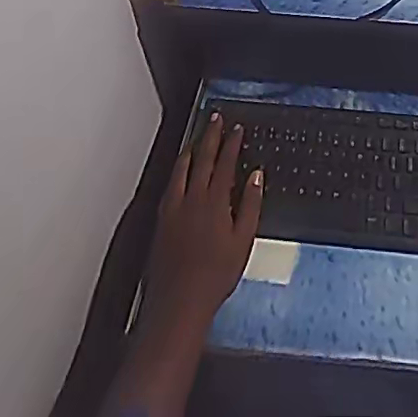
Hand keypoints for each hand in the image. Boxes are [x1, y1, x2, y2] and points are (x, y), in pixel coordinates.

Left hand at [143, 112, 263, 330]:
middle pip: (203, 158)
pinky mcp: (162, 216)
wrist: (180, 299)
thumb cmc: (215, 275)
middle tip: (215, 118)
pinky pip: (171, 182)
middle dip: (211, 135)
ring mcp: (175, 205)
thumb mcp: (243, 240)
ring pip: (183, 166)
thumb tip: (255, 175)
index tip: (236, 129)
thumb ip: (251, 204)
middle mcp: (193, 198)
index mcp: (216, 202)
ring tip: (198, 134)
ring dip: (193, 147)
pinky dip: (177, 167)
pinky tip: (179, 165)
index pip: (225, 163)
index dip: (231, 143)